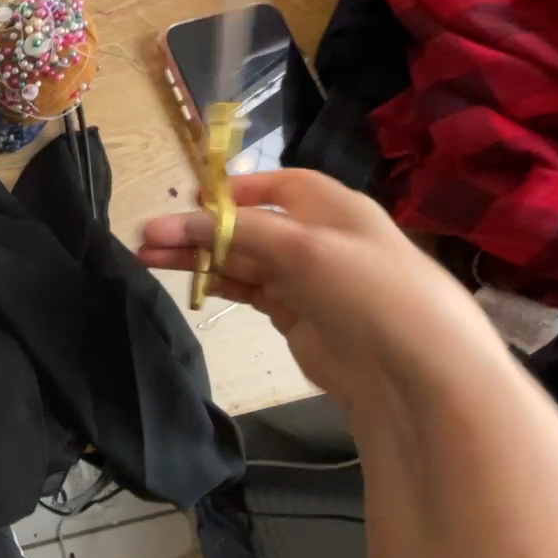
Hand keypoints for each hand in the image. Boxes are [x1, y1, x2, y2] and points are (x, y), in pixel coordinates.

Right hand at [137, 169, 506, 409]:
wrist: (412, 372)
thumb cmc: (368, 292)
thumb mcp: (304, 247)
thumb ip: (237, 231)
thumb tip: (173, 222)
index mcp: (333, 210)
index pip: (278, 185)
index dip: (234, 189)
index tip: (187, 199)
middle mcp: (317, 239)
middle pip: (245, 225)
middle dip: (196, 229)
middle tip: (145, 238)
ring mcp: (303, 278)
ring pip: (237, 259)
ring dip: (195, 257)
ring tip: (146, 260)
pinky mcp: (291, 312)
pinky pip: (244, 289)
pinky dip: (214, 284)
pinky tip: (186, 284)